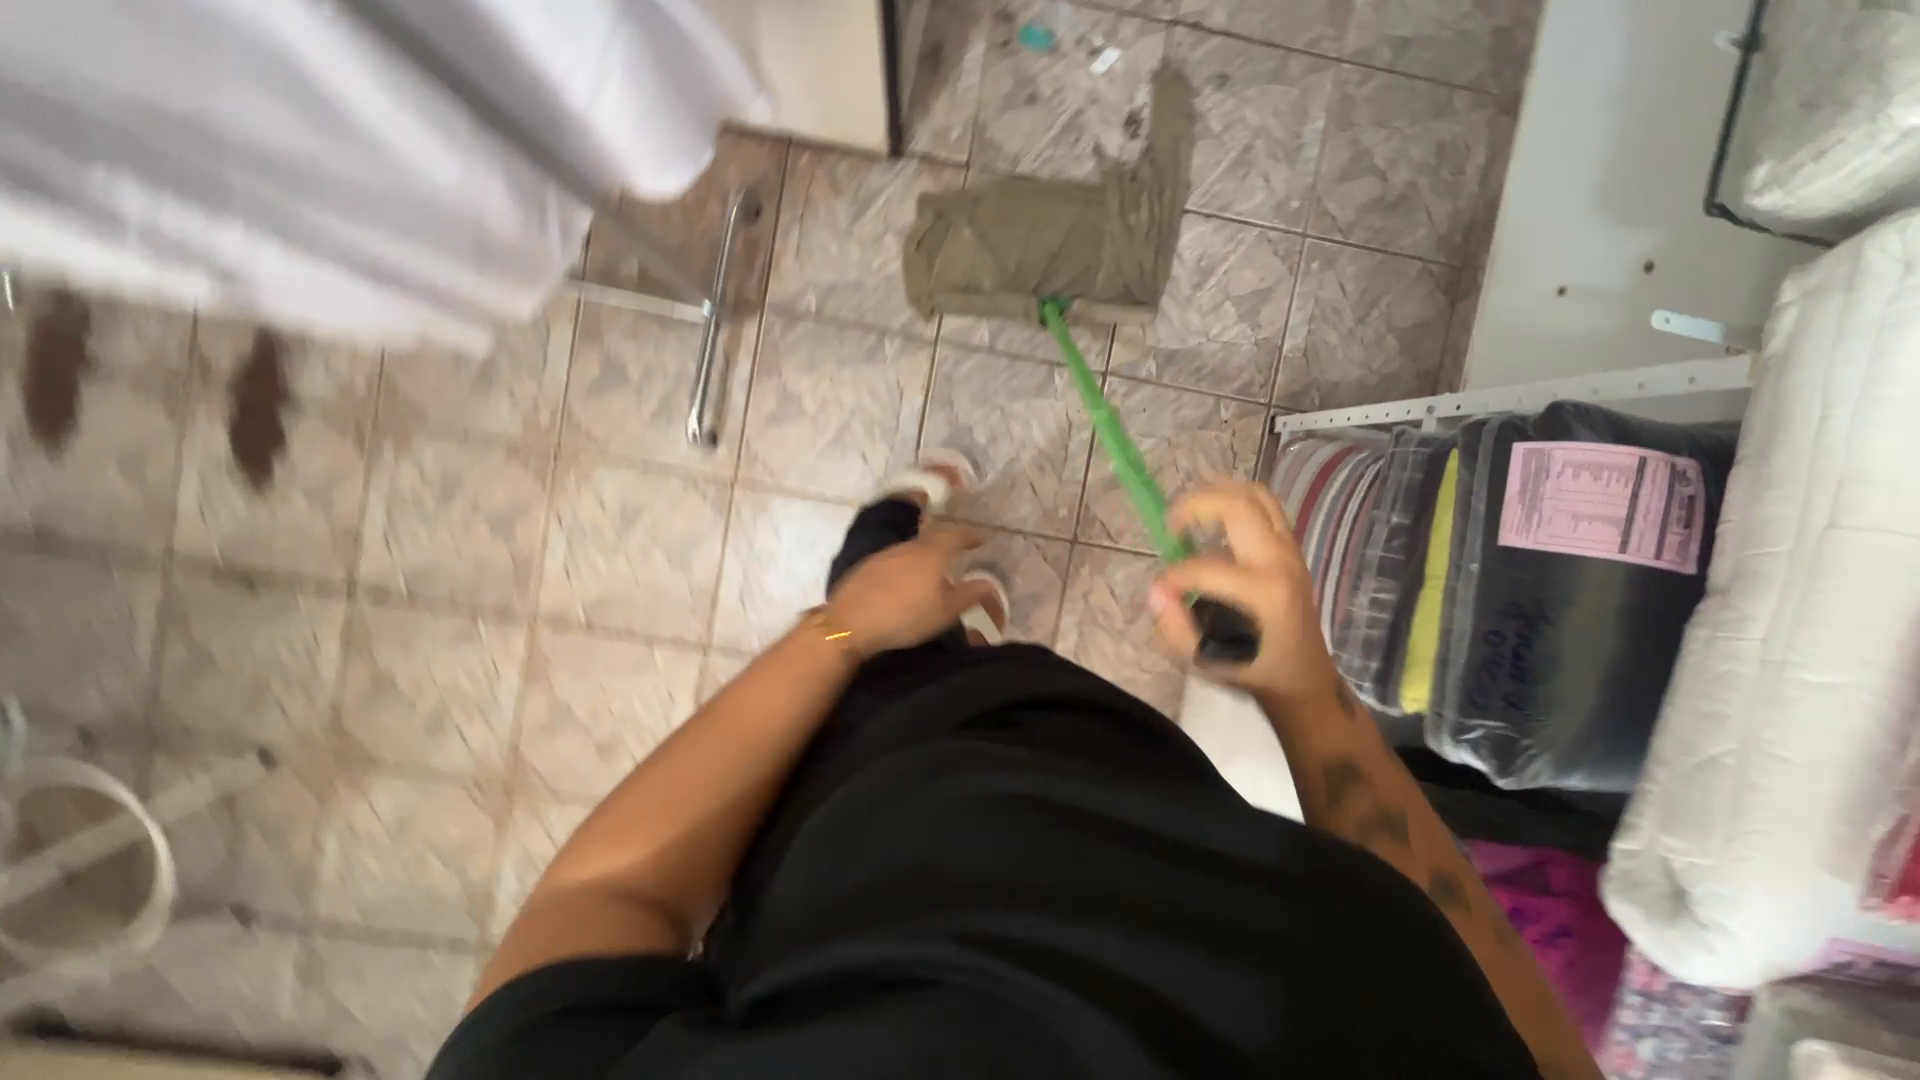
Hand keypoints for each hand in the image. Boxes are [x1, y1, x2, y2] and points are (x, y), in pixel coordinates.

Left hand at [823, 524, 996, 659]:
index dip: (971, 536)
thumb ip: (969, 594)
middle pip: (934, 536)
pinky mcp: (868, 566)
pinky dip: (908, 563)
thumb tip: (990, 583)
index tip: (981, 539)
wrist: (851, 622)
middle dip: (949, 540)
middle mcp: (909, 546)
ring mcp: (885, 554)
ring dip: (927, 551)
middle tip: (960, 548)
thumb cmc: (906, 617)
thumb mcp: (945, 611)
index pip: (956, 535)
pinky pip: (896, 558)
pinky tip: (906, 578)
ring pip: (913, 546)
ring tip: (935, 565)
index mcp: (932, 553)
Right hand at [1147, 481, 1341, 707]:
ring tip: (1190, 514)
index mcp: (1262, 592)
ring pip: (1256, 494)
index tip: (1160, 591)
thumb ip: (1174, 628)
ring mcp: (1290, 550)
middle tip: (1171, 526)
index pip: (1203, 567)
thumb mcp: (1206, 661)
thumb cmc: (1254, 669)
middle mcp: (1279, 561)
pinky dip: (1234, 502)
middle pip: (1237, 504)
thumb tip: (1156, 593)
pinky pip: (1265, 506)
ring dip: (1217, 494)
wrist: (1304, 676)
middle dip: (1194, 505)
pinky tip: (1212, 522)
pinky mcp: (1292, 547)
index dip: (1171, 577)